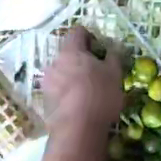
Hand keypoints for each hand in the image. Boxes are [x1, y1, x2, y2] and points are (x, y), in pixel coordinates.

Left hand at [41, 26, 122, 145]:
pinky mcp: (45, 99)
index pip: (78, 32)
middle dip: (82, 59)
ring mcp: (47, 81)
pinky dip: (68, 91)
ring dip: (74, 76)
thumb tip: (112, 48)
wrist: (78, 129)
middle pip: (69, 53)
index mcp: (71, 50)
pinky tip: (80, 104)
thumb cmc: (100, 95)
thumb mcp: (115, 73)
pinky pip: (59, 88)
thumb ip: (113, 56)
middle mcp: (54, 62)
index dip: (91, 37)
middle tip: (98, 72)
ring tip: (89, 91)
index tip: (101, 49)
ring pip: (62, 71)